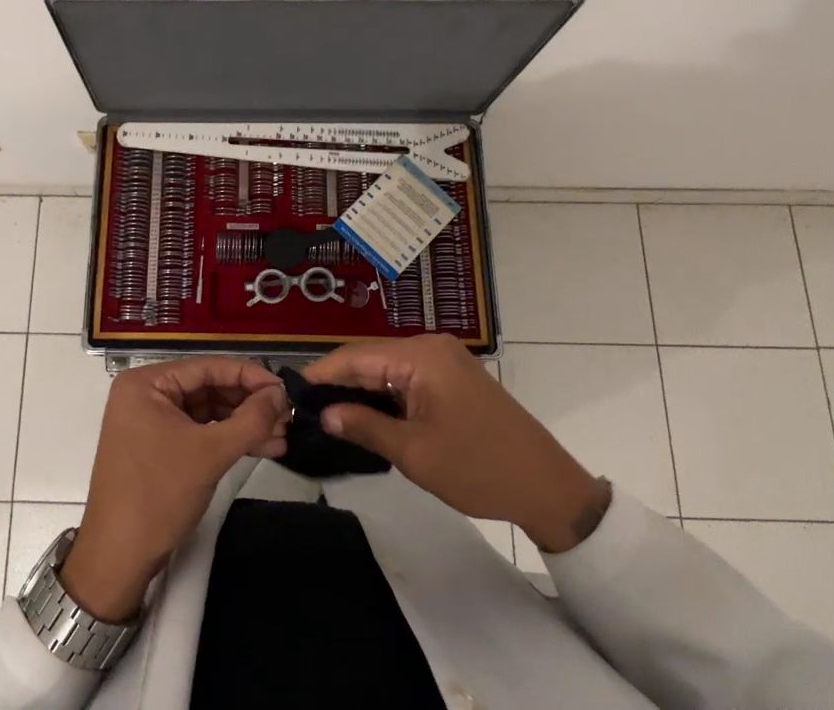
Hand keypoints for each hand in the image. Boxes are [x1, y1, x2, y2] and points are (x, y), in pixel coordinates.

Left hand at [61, 357, 288, 621]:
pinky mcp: (159, 447)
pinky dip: (229, 439)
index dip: (250, 376)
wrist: (119, 556)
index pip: (208, 367)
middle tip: (288, 418)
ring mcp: (151, 422)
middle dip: (250, 404)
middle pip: (209, 388)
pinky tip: (264, 448)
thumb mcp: (210, 453)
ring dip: (244, 424)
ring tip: (283, 437)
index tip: (286, 389)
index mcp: (146, 383)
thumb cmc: (159, 494)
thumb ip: (251, 419)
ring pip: (208, 412)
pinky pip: (200, 432)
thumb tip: (280, 394)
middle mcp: (146, 394)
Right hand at [304, 334, 609, 552]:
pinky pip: (406, 378)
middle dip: (337, 382)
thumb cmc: (478, 468)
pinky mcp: (454, 379)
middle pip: (369, 358)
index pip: (355, 356)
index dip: (320, 374)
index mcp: (422, 357)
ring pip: (387, 368)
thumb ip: (364, 426)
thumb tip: (325, 412)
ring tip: (324, 414)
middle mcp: (432, 348)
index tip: (287, 394)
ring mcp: (446, 361)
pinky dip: (383, 394)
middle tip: (302, 409)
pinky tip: (362, 415)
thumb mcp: (413, 452)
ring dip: (359, 389)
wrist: (546, 487)